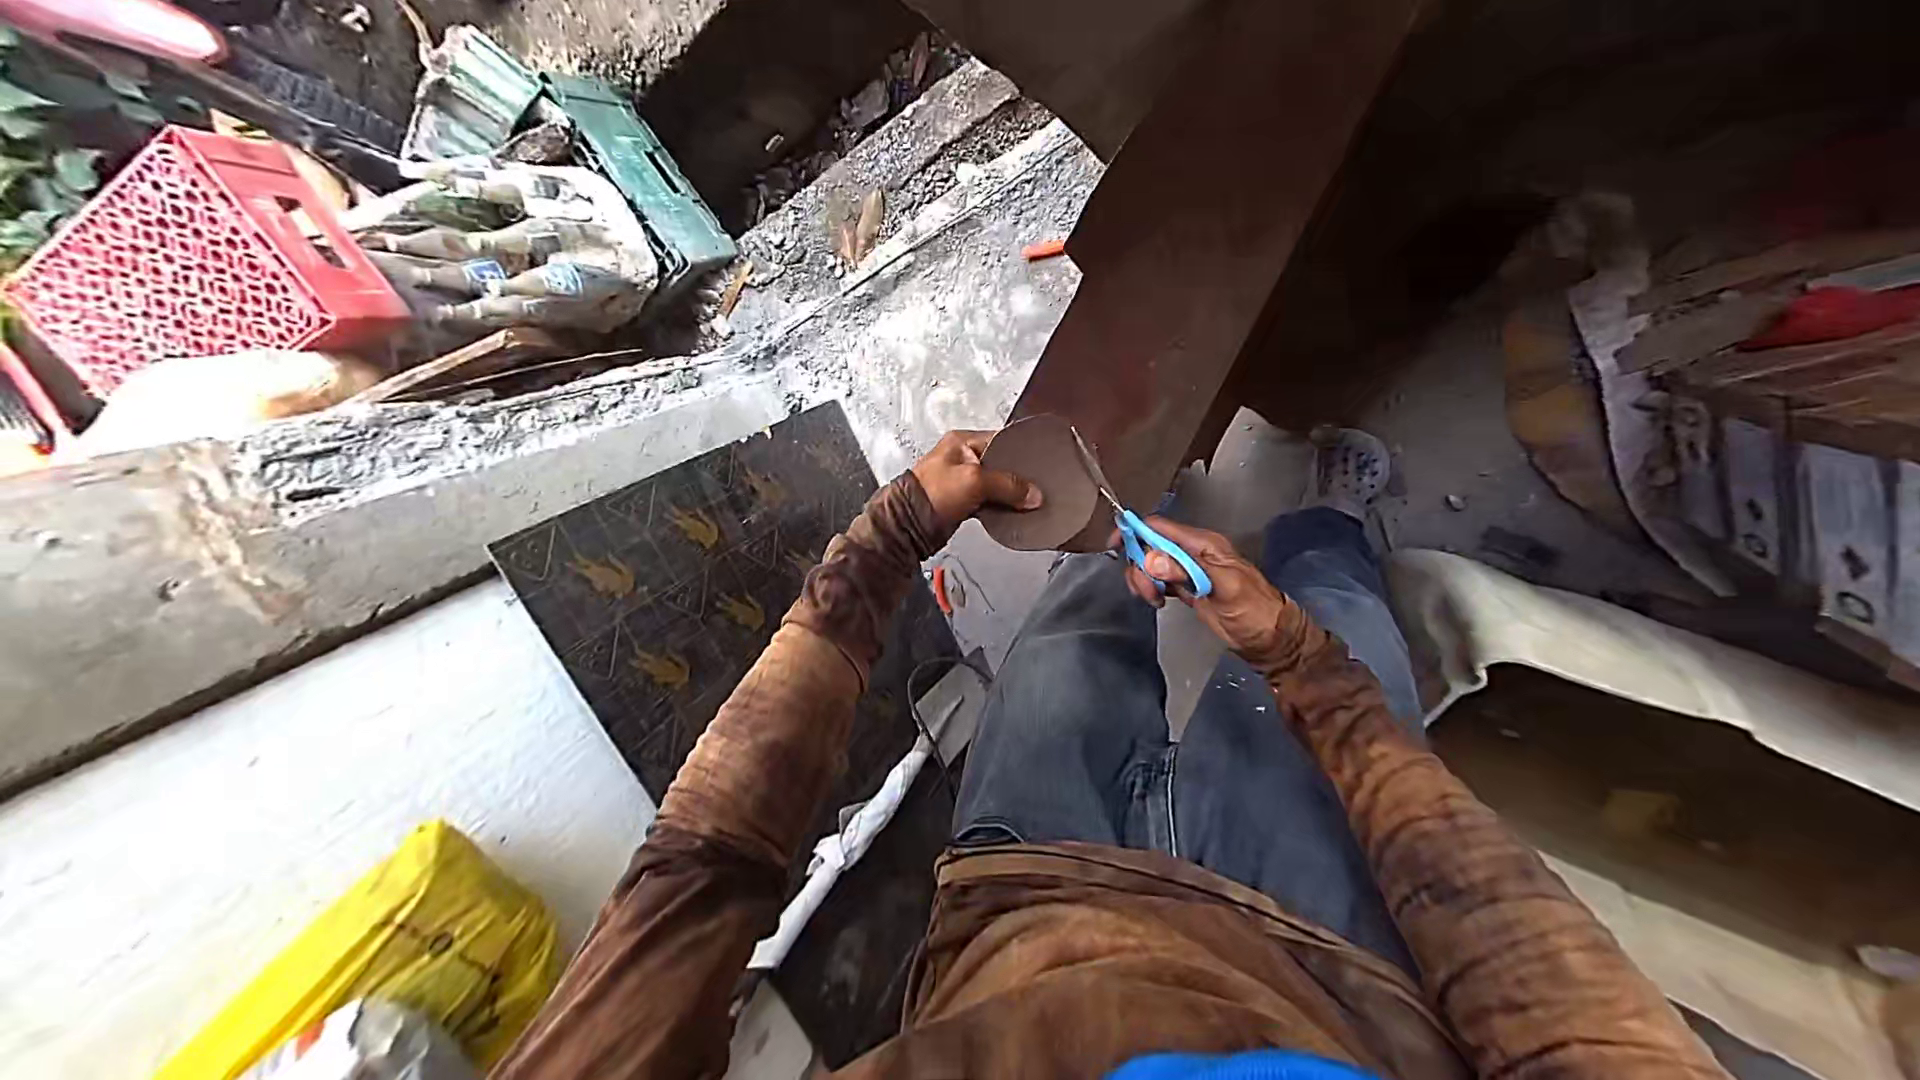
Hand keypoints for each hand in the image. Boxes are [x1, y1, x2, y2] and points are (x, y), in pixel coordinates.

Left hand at [911, 429, 1042, 531]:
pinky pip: (989, 501)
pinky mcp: (963, 501)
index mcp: (961, 442)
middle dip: (1016, 477)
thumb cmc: (928, 495)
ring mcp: (962, 481)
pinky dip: (999, 507)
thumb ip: (1007, 484)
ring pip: (996, 485)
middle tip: (1034, 486)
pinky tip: (1010, 512)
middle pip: (1001, 464)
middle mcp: (962, 458)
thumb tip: (1032, 493)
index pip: (1001, 440)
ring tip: (1025, 501)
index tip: (1038, 463)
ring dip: (1008, 495)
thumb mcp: (974, 481)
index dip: (1021, 451)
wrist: (909, 526)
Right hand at [1121, 517, 1294, 658]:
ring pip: (1150, 565)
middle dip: (1140, 566)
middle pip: (1149, 546)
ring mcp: (1187, 571)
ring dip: (1143, 580)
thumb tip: (1151, 560)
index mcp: (1202, 544)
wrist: (1269, 639)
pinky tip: (1158, 601)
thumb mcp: (1224, 587)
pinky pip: (1157, 580)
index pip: (1160, 527)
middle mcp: (1192, 553)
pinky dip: (1150, 588)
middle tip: (1148, 591)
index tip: (1115, 546)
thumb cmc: (1254, 610)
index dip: (1135, 531)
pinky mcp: (1186, 588)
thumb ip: (1187, 571)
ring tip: (1155, 599)